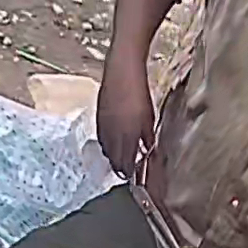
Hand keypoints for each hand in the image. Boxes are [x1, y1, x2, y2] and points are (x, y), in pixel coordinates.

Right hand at [97, 55, 154, 177]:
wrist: (121, 69)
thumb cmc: (139, 92)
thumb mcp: (149, 118)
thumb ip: (147, 138)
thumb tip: (148, 152)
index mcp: (126, 138)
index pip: (126, 165)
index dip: (130, 173)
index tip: (134, 178)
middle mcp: (112, 137)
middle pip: (114, 161)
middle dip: (120, 168)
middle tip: (127, 171)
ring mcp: (103, 128)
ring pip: (106, 151)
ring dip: (113, 158)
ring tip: (119, 159)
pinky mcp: (98, 119)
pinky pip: (101, 139)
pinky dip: (106, 145)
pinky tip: (111, 143)